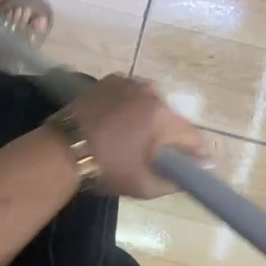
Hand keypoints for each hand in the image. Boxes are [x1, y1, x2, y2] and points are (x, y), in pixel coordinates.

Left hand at [63, 75, 210, 198]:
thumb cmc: (106, 169)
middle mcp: (149, 92)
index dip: (198, 153)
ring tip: (135, 137)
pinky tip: (119, 121)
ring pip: (152, 101)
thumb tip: (203, 168)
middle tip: (157, 154)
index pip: (193, 136)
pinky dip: (131, 104)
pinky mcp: (108, 80)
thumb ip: (177, 179)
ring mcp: (128, 82)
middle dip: (170, 135)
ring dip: (150, 117)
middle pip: (171, 117)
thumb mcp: (145, 185)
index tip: (197, 165)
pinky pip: (131, 92)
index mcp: (161, 117)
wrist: (62, 150)